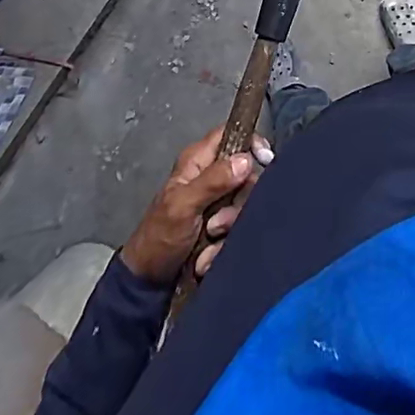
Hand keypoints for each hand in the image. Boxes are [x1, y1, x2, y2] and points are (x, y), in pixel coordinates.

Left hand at [120, 125, 273, 283]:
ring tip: (208, 240)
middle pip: (245, 175)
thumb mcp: (183, 206)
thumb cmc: (159, 237)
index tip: (264, 160)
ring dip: (229, 228)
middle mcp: (210, 176)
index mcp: (197, 161)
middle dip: (237, 203)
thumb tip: (246, 160)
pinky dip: (223, 245)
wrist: (149, 280)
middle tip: (216, 223)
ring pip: (243, 205)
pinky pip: (237, 228)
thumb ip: (213, 181)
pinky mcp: (220, 224)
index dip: (250, 141)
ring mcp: (216, 201)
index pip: (230, 134)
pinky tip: (206, 255)